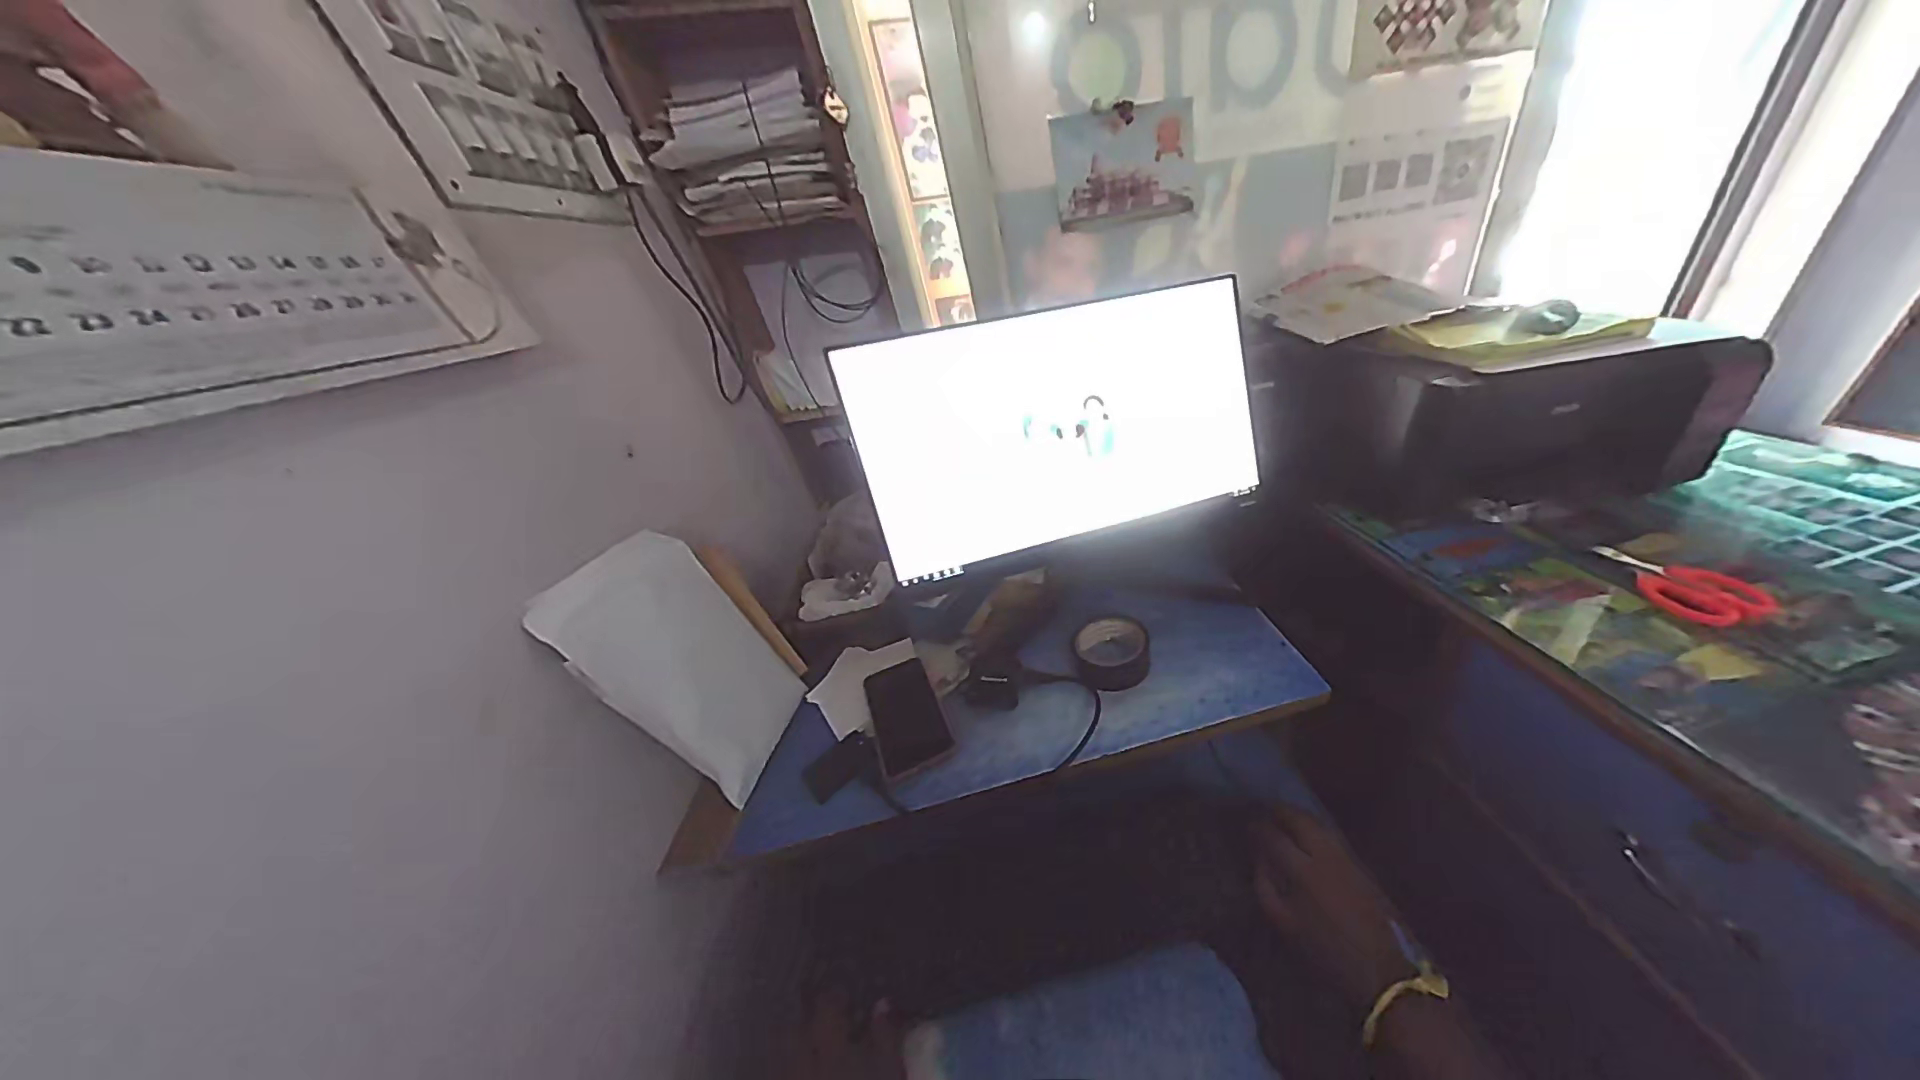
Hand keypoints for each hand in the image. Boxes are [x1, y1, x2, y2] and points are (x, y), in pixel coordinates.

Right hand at [1252, 806, 1411, 1007]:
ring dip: (1299, 817)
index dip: (1258, 827)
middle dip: (1280, 811)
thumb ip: (1265, 885)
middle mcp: (1325, 857)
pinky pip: (1332, 836)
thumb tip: (1259, 858)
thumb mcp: (1283, 922)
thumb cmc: (1323, 950)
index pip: (1274, 836)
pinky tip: (1307, 834)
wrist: (1377, 971)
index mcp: (1302, 871)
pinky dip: (1315, 828)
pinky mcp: (1360, 867)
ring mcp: (1346, 859)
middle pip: (1300, 820)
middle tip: (1265, 809)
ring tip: (1284, 817)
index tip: (1247, 825)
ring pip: (1319, 825)